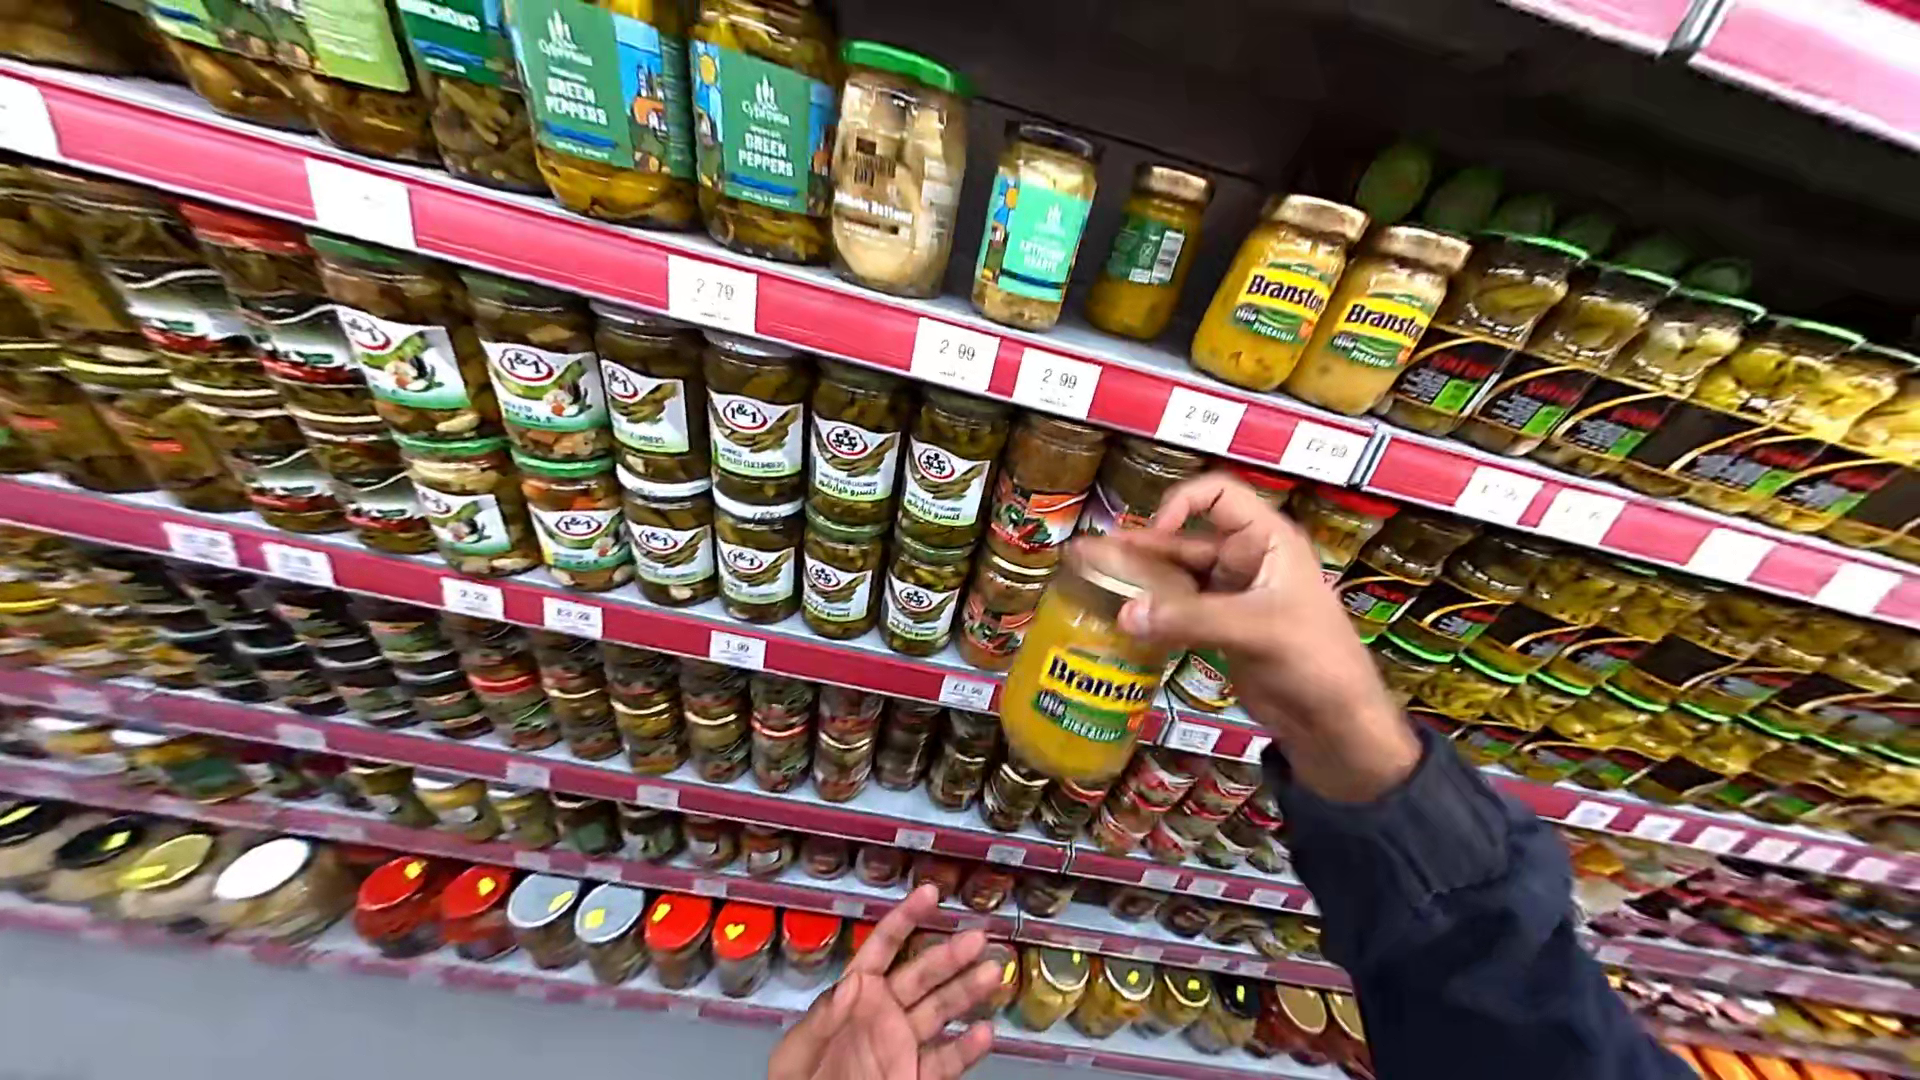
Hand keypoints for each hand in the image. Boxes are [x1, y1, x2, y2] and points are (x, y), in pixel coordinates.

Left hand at [768, 885, 1000, 1079]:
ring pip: (940, 1011)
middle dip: (950, 954)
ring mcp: (902, 1045)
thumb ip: (824, 1017)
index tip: (931, 893)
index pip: (884, 946)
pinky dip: (966, 1050)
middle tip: (978, 936)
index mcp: (855, 993)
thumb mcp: (798, 1053)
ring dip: (967, 990)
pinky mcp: (914, 1079)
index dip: (907, 917)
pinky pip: (944, 1064)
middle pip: (922, 974)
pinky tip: (985, 1033)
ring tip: (994, 971)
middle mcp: (884, 1011)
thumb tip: (856, 982)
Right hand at [1109, 472, 1419, 802]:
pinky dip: (1149, 609)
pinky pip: (1175, 608)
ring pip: (1174, 575)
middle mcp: (1244, 559)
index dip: (1183, 504)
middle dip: (1138, 544)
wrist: (1334, 725)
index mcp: (1266, 541)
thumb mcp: (1255, 630)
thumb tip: (1123, 614)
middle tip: (1090, 550)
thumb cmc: (1313, 661)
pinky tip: (1119, 614)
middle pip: (1183, 538)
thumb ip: (1189, 619)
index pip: (1219, 496)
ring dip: (1136, 577)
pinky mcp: (1216, 625)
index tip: (1155, 532)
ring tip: (1090, 576)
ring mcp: (1228, 593)